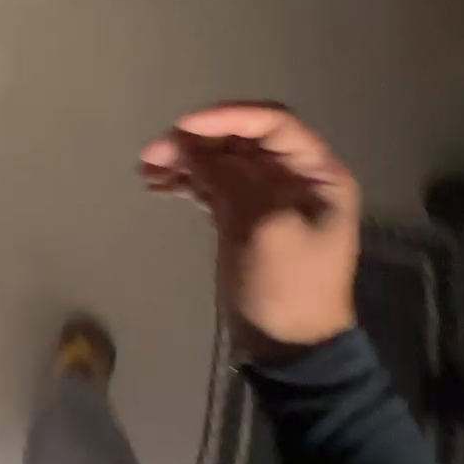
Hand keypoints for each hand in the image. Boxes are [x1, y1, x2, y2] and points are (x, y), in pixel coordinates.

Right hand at [140, 104, 359, 359]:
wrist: (288, 345)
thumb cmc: (289, 286)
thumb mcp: (266, 229)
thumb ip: (229, 180)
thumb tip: (186, 144)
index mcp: (316, 174)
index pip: (273, 124)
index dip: (229, 117)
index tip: (184, 126)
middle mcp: (290, 176)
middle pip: (239, 139)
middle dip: (196, 140)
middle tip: (155, 150)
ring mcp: (262, 196)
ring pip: (218, 160)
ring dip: (183, 158)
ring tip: (147, 168)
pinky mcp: (237, 214)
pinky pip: (208, 183)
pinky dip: (183, 180)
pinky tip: (155, 185)